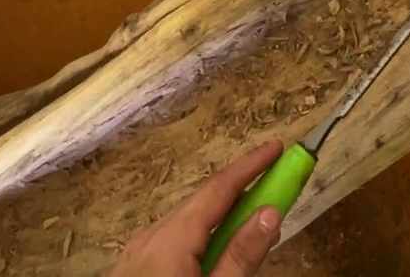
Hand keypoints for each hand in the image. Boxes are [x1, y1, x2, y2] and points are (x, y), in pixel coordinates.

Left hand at [109, 141, 284, 276]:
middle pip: (201, 200)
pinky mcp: (130, 274)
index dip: (251, 164)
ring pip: (185, 221)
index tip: (279, 146)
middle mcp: (150, 237)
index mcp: (172, 237)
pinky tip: (215, 248)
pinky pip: (171, 240)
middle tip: (274, 179)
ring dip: (220, 212)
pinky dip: (200, 234)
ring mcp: (135, 257)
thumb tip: (271, 212)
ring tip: (251, 214)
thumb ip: (242, 256)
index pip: (219, 186)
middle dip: (239, 186)